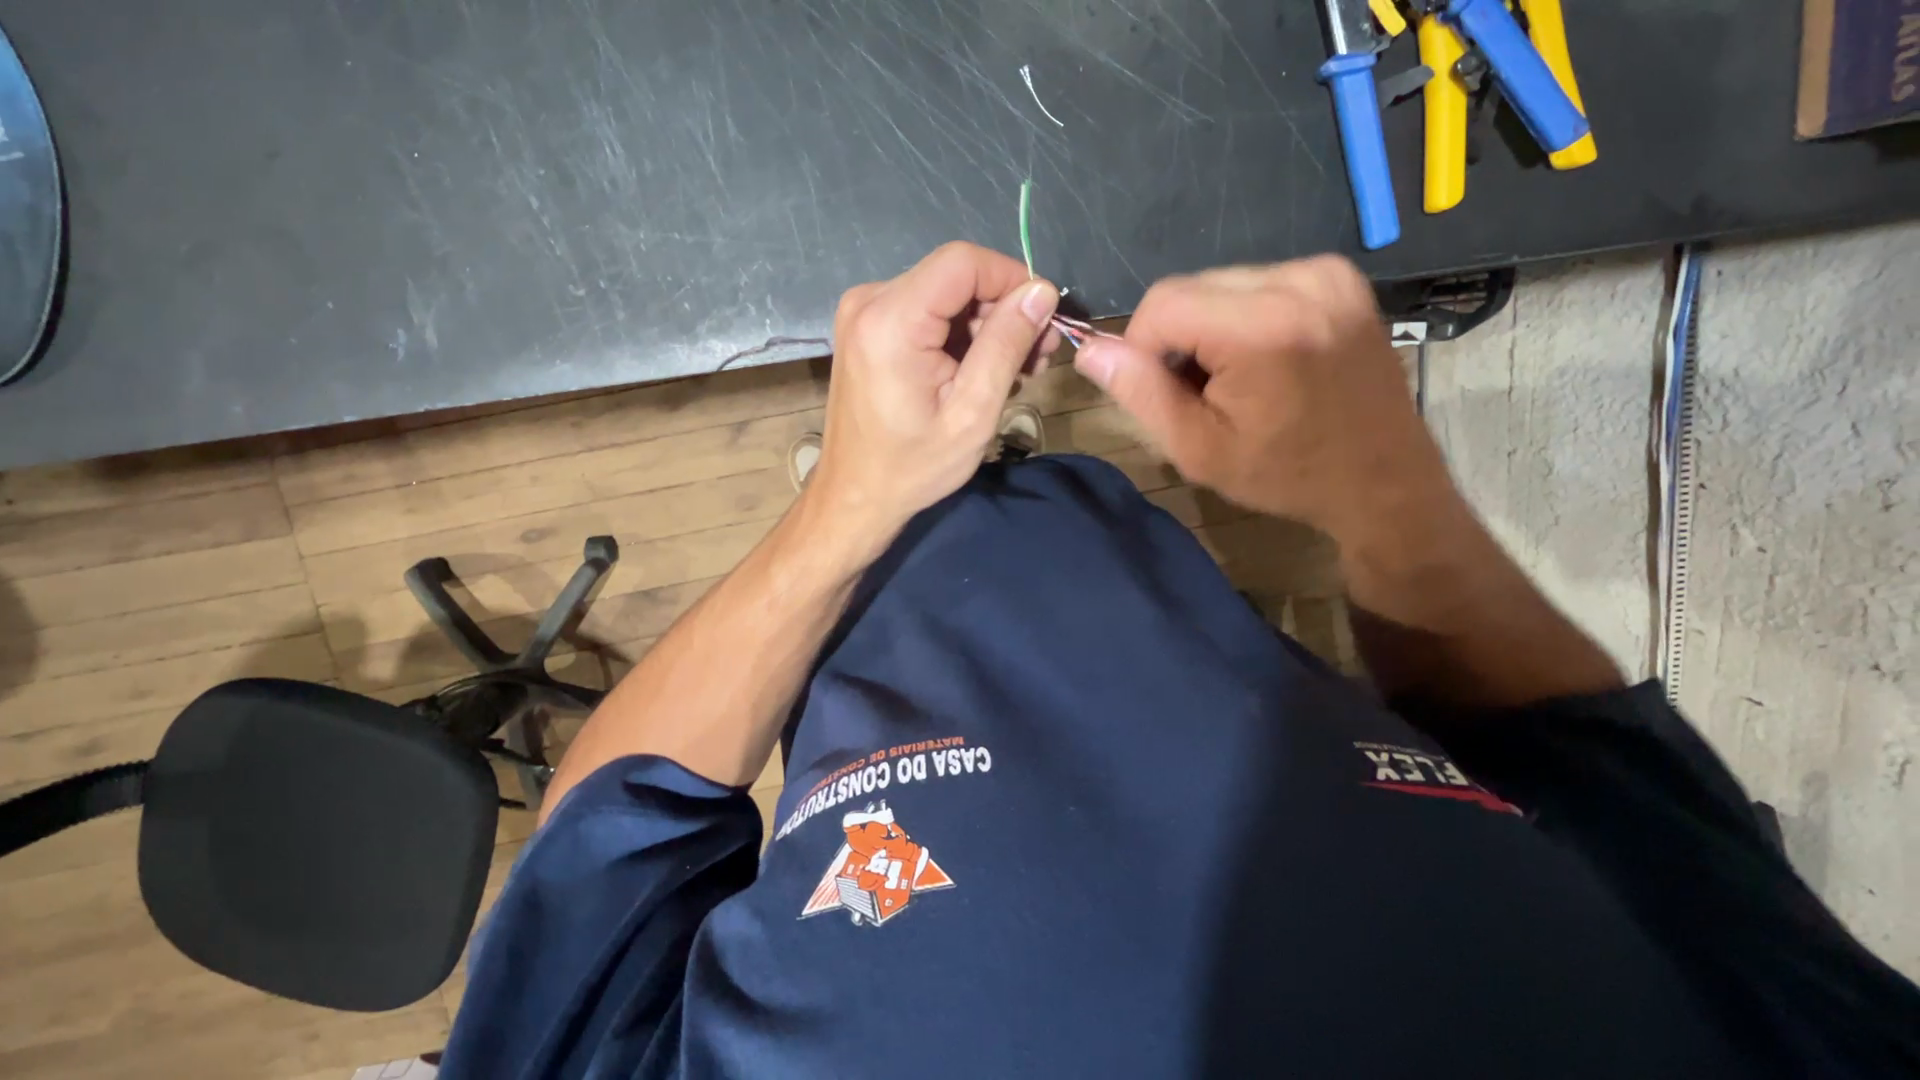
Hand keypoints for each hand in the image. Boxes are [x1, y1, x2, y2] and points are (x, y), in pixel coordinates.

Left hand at [810, 242, 1059, 547]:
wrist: (855, 496)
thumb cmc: (913, 467)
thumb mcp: (972, 412)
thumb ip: (1007, 344)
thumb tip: (1042, 290)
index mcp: (890, 320)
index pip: (963, 261)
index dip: (1012, 281)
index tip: (1042, 323)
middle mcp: (869, 301)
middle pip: (955, 276)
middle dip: (1003, 310)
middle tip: (1037, 358)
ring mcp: (864, 311)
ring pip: (946, 294)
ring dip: (986, 326)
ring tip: (1015, 372)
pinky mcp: (868, 326)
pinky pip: (927, 311)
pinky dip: (960, 335)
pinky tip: (981, 372)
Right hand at [1072, 256, 1455, 546]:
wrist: (1383, 481)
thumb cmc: (1287, 475)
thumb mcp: (1200, 449)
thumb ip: (1141, 393)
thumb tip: (1089, 349)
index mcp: (1262, 327)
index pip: (1162, 302)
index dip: (1142, 345)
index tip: (1160, 390)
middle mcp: (1298, 282)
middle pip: (1192, 287)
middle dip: (1179, 336)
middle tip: (1202, 391)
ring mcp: (1326, 273)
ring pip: (1223, 282)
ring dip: (1210, 325)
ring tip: (1237, 378)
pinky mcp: (1340, 276)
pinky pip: (1261, 282)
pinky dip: (1246, 316)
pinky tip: (1265, 359)